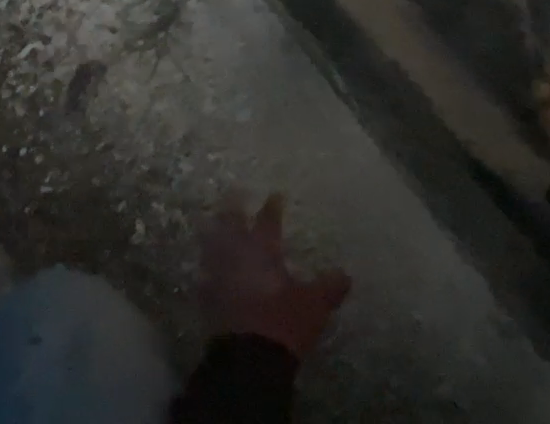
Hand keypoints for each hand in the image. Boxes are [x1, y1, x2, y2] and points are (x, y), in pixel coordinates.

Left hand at [197, 192, 350, 358]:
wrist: (247, 358)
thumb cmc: (283, 321)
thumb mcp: (314, 305)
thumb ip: (329, 287)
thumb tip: (345, 275)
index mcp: (263, 250)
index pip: (268, 221)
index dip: (272, 207)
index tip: (275, 194)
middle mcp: (236, 255)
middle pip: (231, 222)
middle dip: (233, 206)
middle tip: (233, 191)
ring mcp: (217, 274)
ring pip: (212, 243)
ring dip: (214, 231)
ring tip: (214, 222)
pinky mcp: (205, 297)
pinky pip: (204, 274)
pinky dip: (207, 266)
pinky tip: (207, 269)